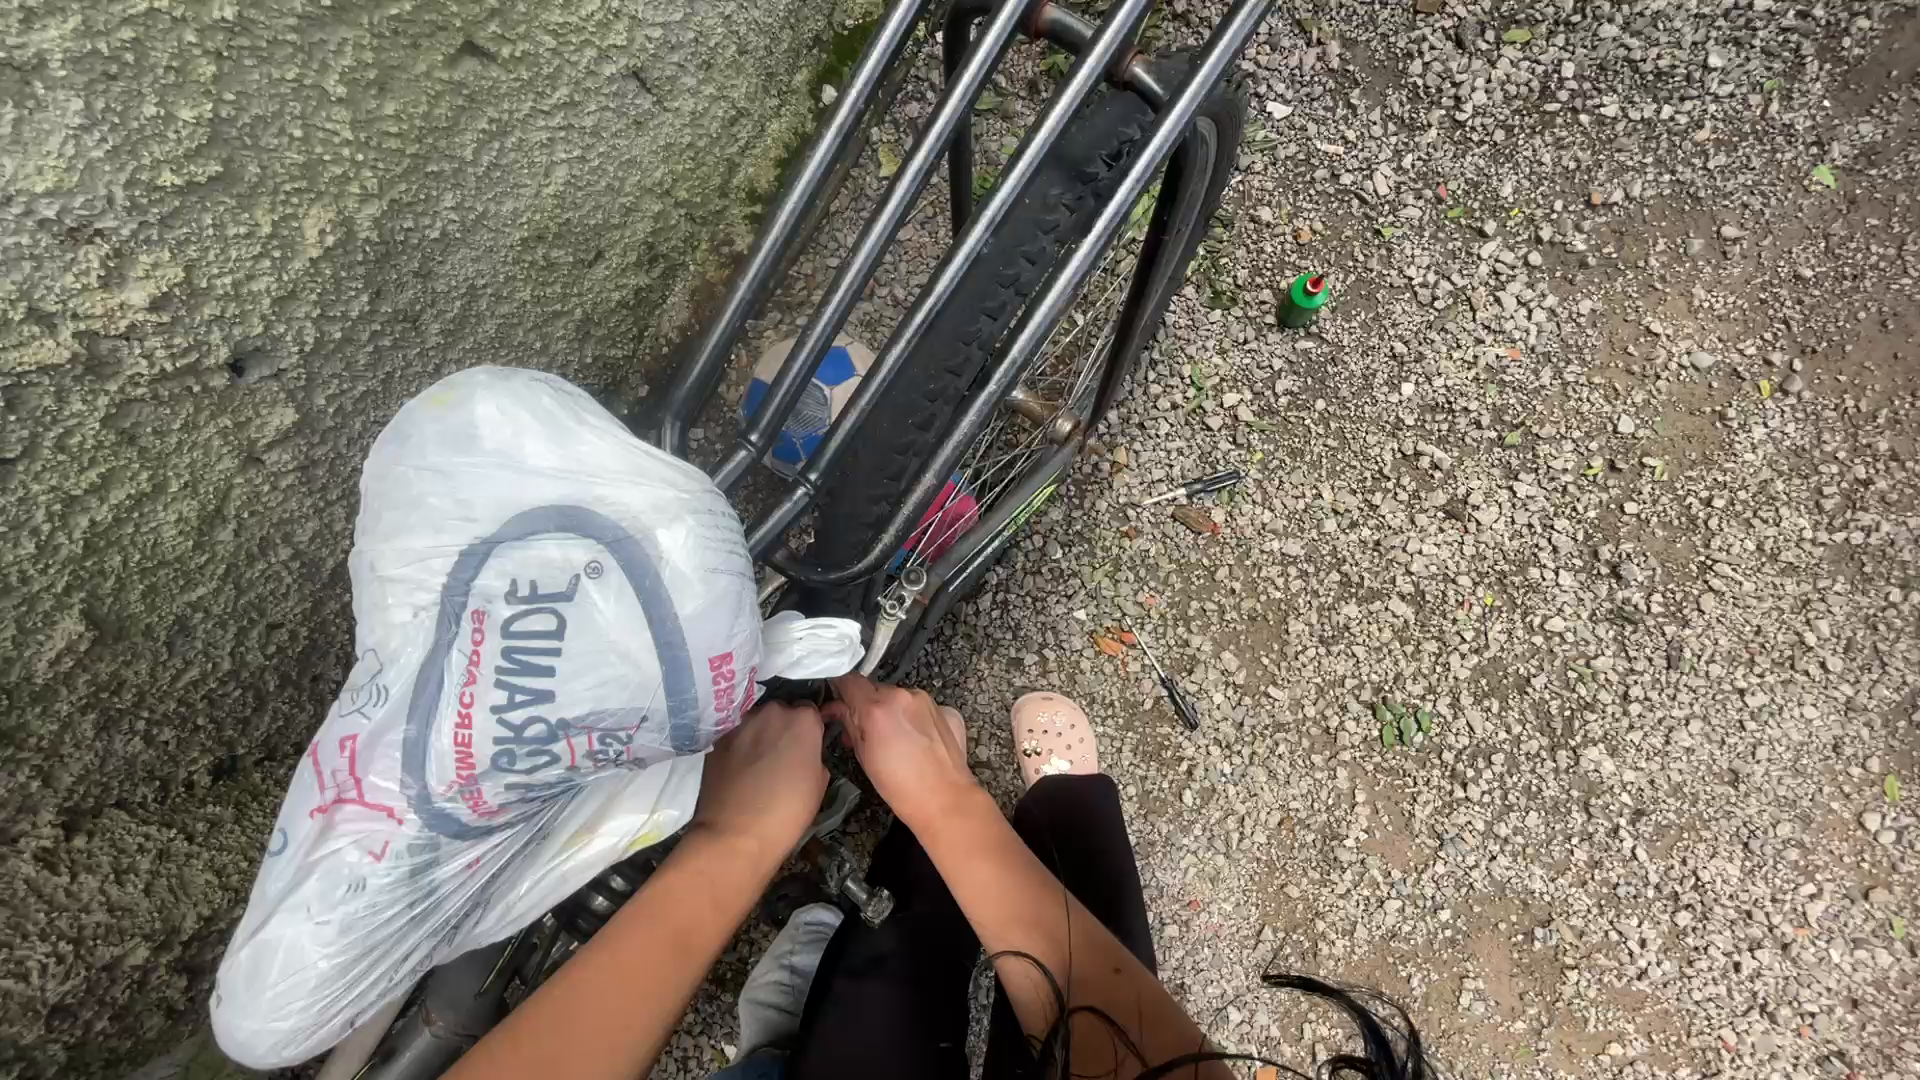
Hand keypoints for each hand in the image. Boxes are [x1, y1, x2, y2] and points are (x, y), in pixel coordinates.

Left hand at [692, 702, 827, 861]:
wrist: (734, 835)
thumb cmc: (787, 812)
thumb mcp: (818, 784)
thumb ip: (814, 756)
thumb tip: (803, 754)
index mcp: (803, 720)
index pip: (811, 712)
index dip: (810, 730)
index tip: (808, 748)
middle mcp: (771, 712)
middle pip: (782, 712)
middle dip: (783, 729)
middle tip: (783, 756)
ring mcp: (741, 724)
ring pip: (757, 723)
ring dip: (760, 736)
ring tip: (758, 764)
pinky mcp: (718, 740)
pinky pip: (736, 737)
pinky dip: (740, 748)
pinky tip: (740, 772)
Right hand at [826, 675, 981, 832]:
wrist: (945, 800)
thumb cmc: (903, 787)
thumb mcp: (864, 757)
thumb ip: (850, 725)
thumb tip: (840, 710)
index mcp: (878, 708)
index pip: (850, 681)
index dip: (842, 690)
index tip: (840, 699)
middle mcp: (903, 697)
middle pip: (877, 690)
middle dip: (870, 707)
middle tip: (869, 732)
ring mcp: (927, 701)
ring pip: (901, 698)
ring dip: (894, 712)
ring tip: (898, 742)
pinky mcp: (946, 710)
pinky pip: (923, 708)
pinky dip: (917, 719)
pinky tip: (918, 742)